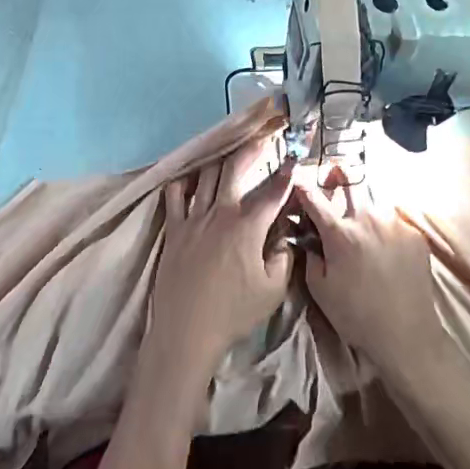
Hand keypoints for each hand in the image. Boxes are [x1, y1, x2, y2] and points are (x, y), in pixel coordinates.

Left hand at [148, 136, 296, 373]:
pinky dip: (185, 180)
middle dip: (252, 149)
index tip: (296, 157)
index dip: (287, 172)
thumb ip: (283, 257)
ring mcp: (193, 218)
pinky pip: (175, 194)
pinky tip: (191, 175)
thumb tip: (284, 236)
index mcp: (248, 225)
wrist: (185, 332)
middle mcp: (220, 212)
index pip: (273, 191)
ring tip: (230, 149)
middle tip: (263, 137)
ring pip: (206, 175)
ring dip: (221, 159)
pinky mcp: (173, 229)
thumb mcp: (273, 290)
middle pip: (235, 168)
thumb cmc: (233, 313)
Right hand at [294, 168, 446, 373]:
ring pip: (376, 200)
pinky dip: (386, 225)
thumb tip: (310, 238)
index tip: (299, 182)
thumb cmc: (356, 315)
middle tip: (335, 175)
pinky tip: (386, 244)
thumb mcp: (320, 290)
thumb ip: (311, 256)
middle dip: (340, 172)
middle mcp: (368, 219)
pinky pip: (396, 220)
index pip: (315, 200)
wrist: (406, 333)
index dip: (303, 188)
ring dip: (366, 204)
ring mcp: (395, 223)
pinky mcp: (415, 234)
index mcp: (340, 233)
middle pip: (352, 180)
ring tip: (364, 220)